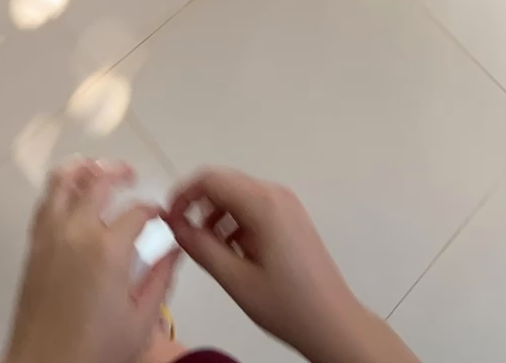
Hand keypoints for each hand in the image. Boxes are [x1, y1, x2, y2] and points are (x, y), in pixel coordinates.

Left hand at [5, 159, 183, 362]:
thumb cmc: (92, 351)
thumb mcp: (140, 321)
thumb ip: (161, 278)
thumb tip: (174, 250)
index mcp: (108, 248)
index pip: (136, 211)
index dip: (151, 209)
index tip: (157, 216)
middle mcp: (77, 231)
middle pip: (99, 180)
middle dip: (119, 171)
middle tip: (131, 176)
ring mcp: (51, 234)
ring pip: (64, 180)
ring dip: (84, 168)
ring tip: (97, 167)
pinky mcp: (34, 244)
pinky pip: (46, 201)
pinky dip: (60, 187)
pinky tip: (69, 191)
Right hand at [167, 168, 408, 362]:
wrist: (335, 325)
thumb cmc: (288, 305)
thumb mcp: (236, 280)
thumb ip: (201, 247)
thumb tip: (175, 225)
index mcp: (263, 203)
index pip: (211, 179)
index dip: (184, 194)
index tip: (169, 217)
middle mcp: (275, 194)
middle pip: (224, 184)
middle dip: (199, 205)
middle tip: (184, 234)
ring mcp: (286, 203)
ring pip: (237, 195)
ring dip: (216, 215)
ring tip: (210, 249)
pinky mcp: (291, 216)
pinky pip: (253, 206)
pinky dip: (235, 221)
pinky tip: (233, 251)